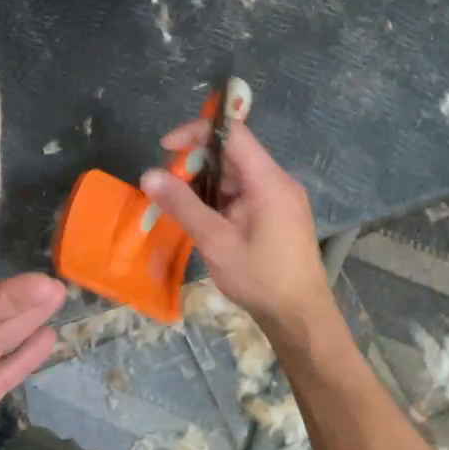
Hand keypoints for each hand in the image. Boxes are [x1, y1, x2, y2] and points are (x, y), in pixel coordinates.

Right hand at [141, 121, 335, 337]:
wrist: (300, 317)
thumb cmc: (260, 278)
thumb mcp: (215, 241)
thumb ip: (182, 204)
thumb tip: (148, 175)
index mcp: (269, 181)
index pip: (232, 133)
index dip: (197, 132)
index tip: (166, 148)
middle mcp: (277, 182)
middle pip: (230, 153)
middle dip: (194, 163)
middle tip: (166, 187)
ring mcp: (278, 198)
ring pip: (232, 174)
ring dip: (202, 183)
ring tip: (178, 207)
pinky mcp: (275, 213)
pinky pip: (240, 192)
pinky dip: (216, 198)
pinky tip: (199, 218)